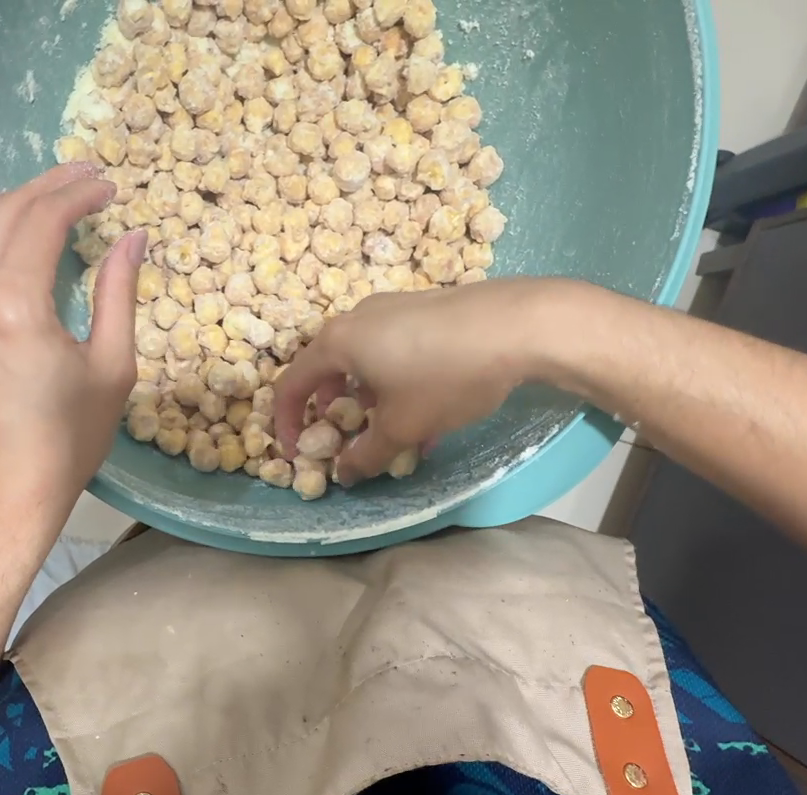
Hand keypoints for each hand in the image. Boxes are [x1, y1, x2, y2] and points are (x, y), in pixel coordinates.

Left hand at [0, 164, 145, 529]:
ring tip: (51, 201)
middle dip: (48, 186)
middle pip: (3, 210)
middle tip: (88, 179)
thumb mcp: (111, 368)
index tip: (109, 187)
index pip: (41, 220)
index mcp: (15, 307)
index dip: (78, 194)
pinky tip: (9, 236)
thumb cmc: (68, 441)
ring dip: (11, 201)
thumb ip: (119, 294)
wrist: (5, 490)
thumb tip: (133, 238)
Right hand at [274, 278, 607, 484]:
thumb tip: (344, 475)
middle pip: (326, 370)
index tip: (298, 453)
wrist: (520, 324)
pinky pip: (392, 350)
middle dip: (330, 412)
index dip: (286, 424)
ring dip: (365, 400)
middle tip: (344, 439)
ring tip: (390, 431)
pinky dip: (393, 383)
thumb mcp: (402, 427)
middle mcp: (356, 318)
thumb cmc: (445, 376)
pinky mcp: (425, 308)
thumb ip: (365, 455)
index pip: (290, 385)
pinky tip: (427, 409)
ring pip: (363, 361)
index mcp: (336, 343)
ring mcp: (392, 307)